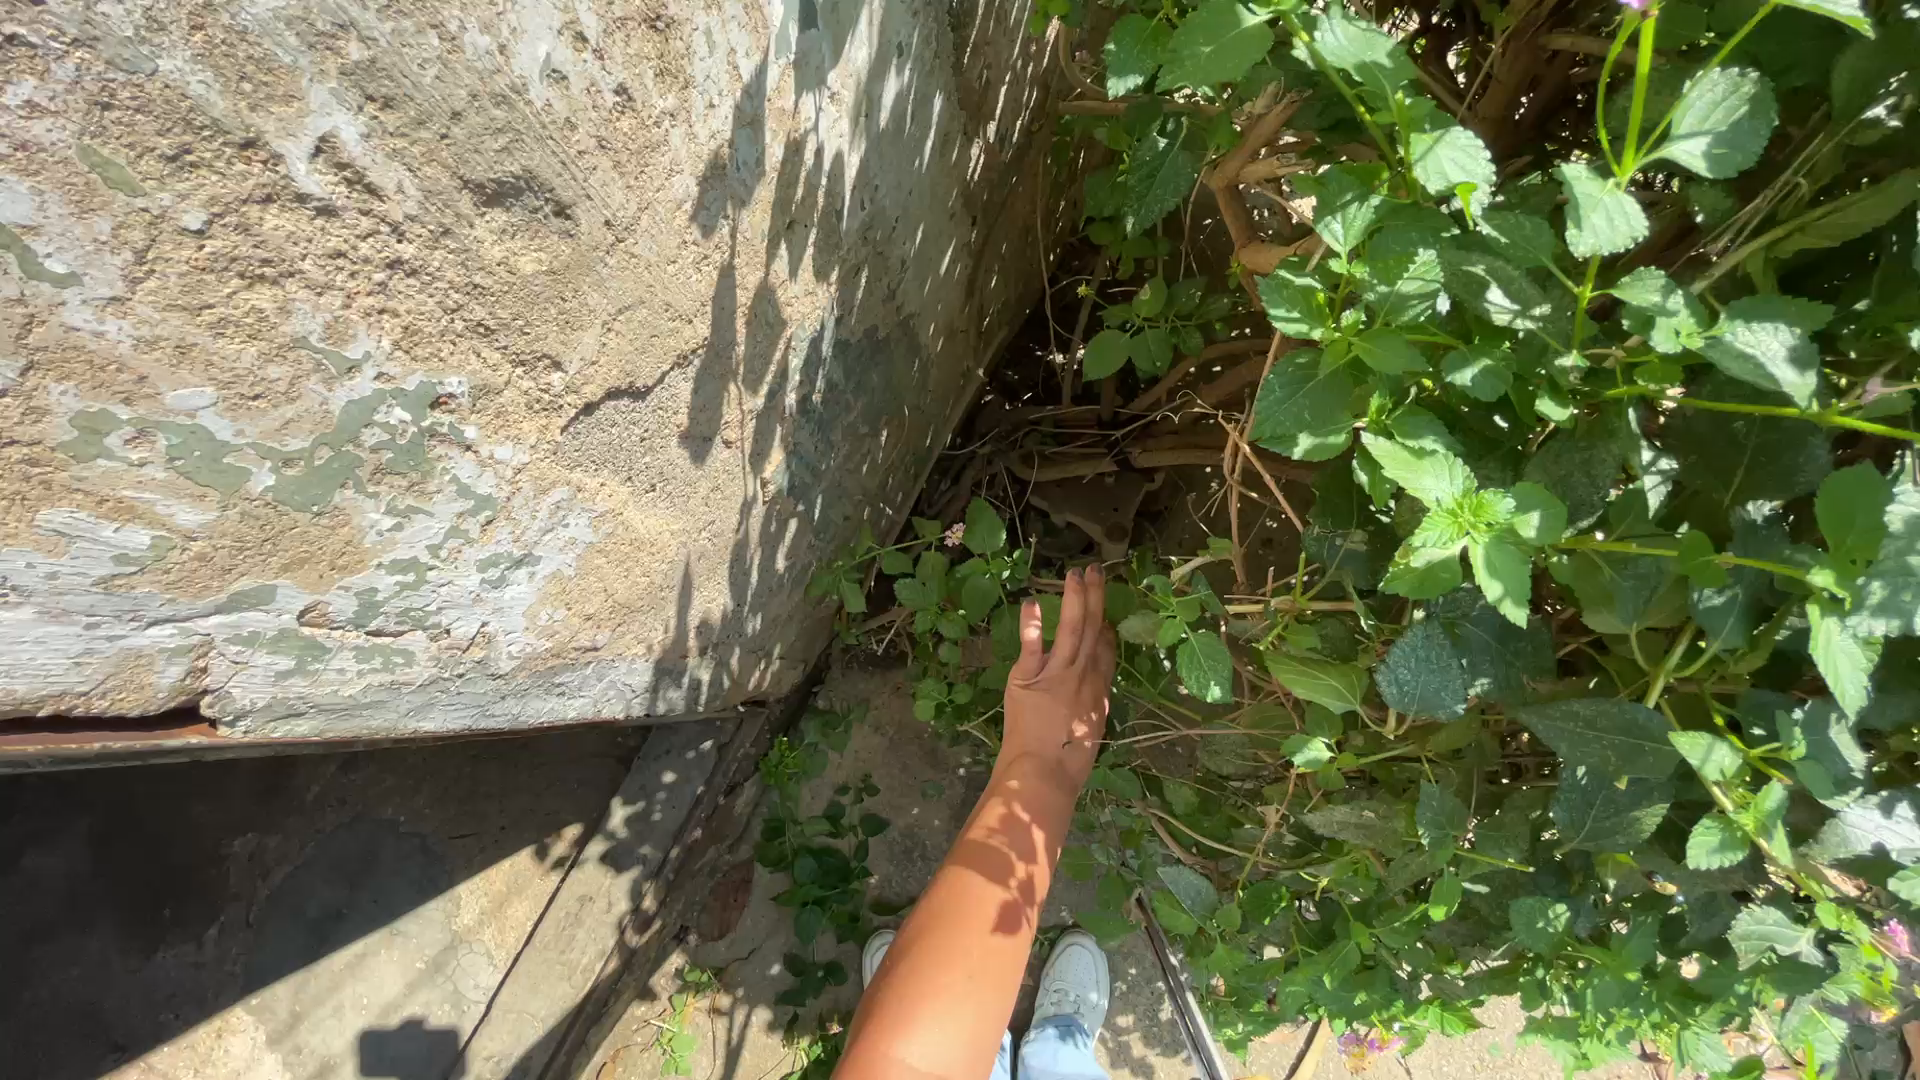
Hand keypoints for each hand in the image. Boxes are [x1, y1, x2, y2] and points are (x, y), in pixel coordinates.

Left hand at [999, 565, 1116, 793]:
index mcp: (1098, 694)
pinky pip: (1032, 645)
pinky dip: (1033, 623)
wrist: (1043, 775)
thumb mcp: (1091, 737)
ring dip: (1074, 599)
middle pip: (1093, 631)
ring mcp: (1056, 675)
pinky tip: (1033, 602)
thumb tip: (1094, 696)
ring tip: (1076, 573)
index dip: (1107, 631)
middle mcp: (1082, 677)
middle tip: (1096, 571)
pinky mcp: (1028, 678)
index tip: (1107, 613)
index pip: (1106, 654)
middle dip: (1095, 599)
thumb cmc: (1066, 767)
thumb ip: (1092, 711)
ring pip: (1071, 629)